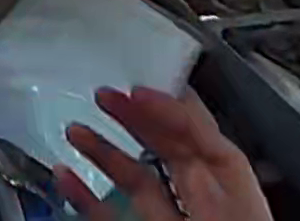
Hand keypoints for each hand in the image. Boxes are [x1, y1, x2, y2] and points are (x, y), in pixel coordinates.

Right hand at [55, 87, 272, 220]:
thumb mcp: (223, 220)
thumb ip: (179, 190)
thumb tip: (164, 135)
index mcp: (234, 217)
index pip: (214, 151)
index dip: (179, 114)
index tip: (139, 91)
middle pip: (176, 159)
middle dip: (138, 121)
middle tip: (103, 95)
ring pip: (142, 187)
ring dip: (106, 153)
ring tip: (74, 131)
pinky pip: (117, 220)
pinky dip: (88, 198)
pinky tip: (65, 178)